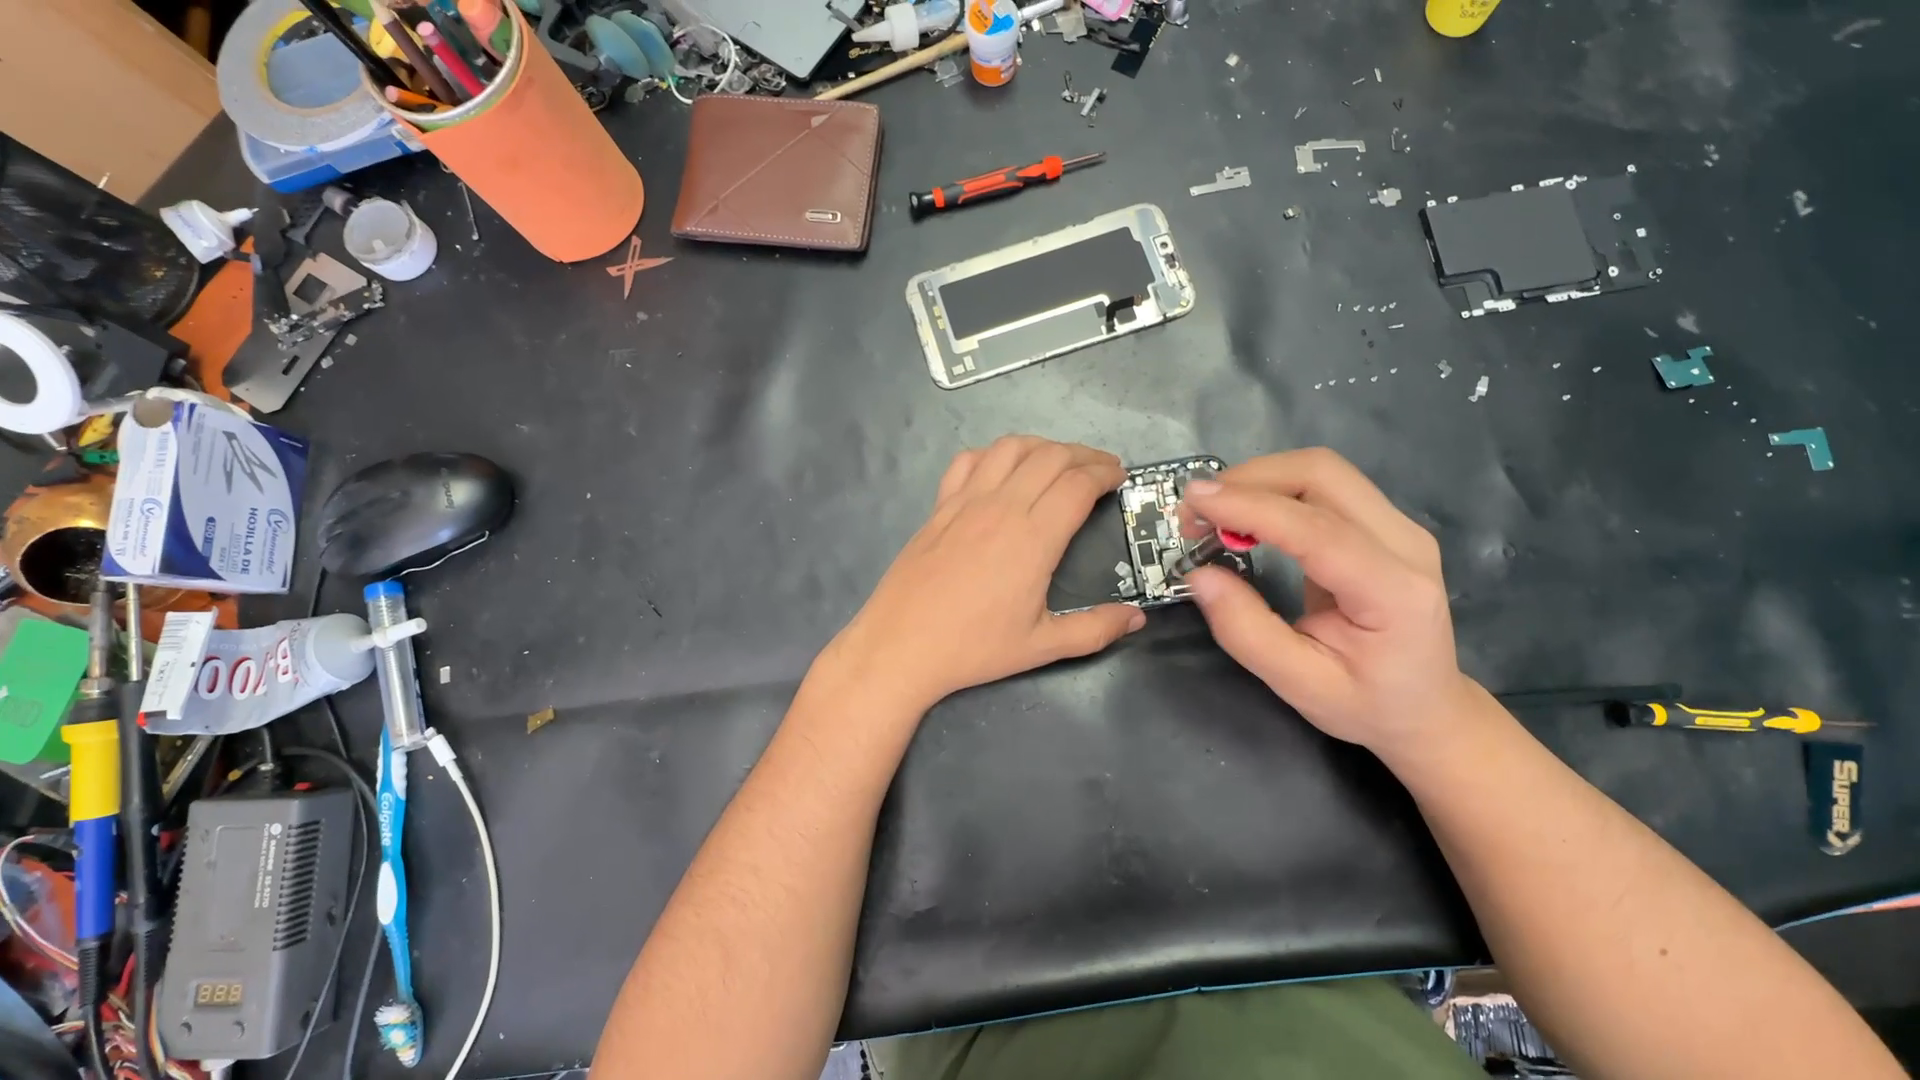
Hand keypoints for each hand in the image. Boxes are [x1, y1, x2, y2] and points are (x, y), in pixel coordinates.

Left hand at [824, 437, 1146, 709]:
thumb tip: (1136, 619)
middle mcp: (1001, 507)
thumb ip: (1094, 630)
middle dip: (1084, 454)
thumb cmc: (973, 648)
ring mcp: (966, 501)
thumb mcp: (1041, 647)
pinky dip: (994, 454)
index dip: (1105, 472)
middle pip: (1051, 456)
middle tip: (1101, 469)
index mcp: (1033, 538)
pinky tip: (1003, 470)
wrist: (900, 646)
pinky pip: (969, 461)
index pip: (1078, 483)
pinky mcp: (939, 506)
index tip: (1120, 477)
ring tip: (1059, 462)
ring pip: (1010, 448)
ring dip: (1042, 446)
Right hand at [1177, 448, 1476, 751]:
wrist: (1427, 710)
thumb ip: (1247, 631)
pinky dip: (1274, 490)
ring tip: (1214, 515)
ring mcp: (1400, 526)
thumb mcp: (1300, 685)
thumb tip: (1199, 574)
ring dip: (1259, 480)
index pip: (1318, 528)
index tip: (1194, 503)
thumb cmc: (1367, 706)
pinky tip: (1245, 517)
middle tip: (1197, 512)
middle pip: (1322, 474)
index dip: (1252, 507)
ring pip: (1321, 471)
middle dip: (1250, 479)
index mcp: (1393, 592)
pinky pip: (1323, 486)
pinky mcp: (1383, 523)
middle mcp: (1406, 543)